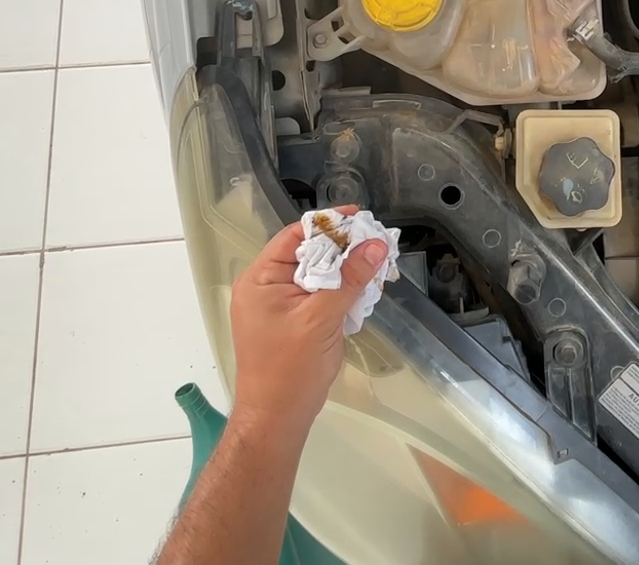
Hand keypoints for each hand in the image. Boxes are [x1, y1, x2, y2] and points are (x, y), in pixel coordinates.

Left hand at [227, 206, 387, 432]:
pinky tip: (365, 289)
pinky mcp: (296, 319)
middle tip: (377, 241)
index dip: (329, 224)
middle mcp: (267, 286)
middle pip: (310, 251)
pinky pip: (322, 292)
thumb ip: (350, 278)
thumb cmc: (290, 369)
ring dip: (347, 269)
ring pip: (320, 272)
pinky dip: (343, 288)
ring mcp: (281, 304)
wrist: (277, 420)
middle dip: (344, 247)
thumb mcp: (322, 318)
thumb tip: (377, 244)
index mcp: (261, 279)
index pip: (296, 235)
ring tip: (377, 263)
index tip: (361, 218)